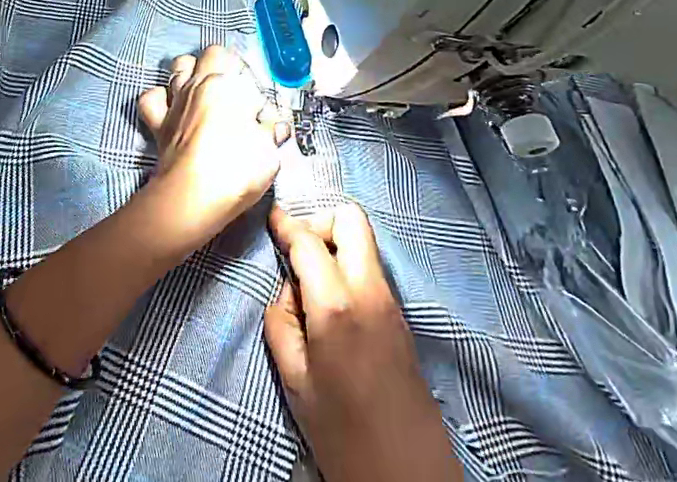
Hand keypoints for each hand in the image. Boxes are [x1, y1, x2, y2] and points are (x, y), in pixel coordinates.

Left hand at [134, 46, 289, 249]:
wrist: (193, 197)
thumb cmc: (236, 170)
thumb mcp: (269, 150)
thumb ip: (271, 131)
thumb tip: (273, 127)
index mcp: (226, 84)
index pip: (242, 65)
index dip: (253, 80)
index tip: (260, 104)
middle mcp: (197, 85)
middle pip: (210, 54)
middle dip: (224, 63)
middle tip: (236, 90)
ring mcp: (175, 102)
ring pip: (178, 66)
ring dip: (191, 72)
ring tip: (205, 91)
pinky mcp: (158, 123)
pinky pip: (152, 98)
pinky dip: (161, 98)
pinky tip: (172, 106)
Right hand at [265, 204, 459, 481]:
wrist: (407, 475)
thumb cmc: (341, 431)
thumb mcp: (294, 377)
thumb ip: (281, 320)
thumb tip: (288, 289)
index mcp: (338, 304)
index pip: (308, 240)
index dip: (284, 225)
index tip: (270, 219)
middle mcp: (370, 291)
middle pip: (351, 220)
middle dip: (318, 222)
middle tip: (295, 249)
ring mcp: (392, 302)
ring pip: (363, 242)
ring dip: (334, 243)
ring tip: (308, 279)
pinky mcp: (402, 317)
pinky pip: (370, 268)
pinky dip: (347, 265)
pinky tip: (329, 300)